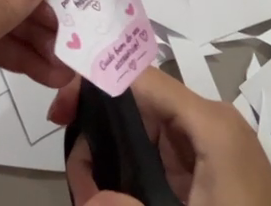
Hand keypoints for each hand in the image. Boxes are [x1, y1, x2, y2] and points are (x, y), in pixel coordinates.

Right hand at [53, 69, 270, 205]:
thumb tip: (89, 200)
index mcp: (210, 124)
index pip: (138, 78)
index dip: (92, 85)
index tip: (58, 114)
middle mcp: (210, 123)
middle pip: (136, 104)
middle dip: (97, 134)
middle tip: (76, 181)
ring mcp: (212, 147)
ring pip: (143, 131)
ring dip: (110, 159)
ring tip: (90, 196)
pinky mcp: (211, 171)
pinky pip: (159, 155)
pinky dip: (131, 172)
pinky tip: (113, 197)